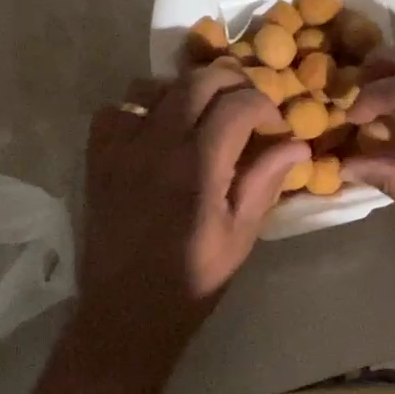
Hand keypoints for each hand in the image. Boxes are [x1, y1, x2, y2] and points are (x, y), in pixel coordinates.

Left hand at [80, 68, 309, 351]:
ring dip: (184, 91)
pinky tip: (155, 132)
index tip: (274, 127)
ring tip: (201, 114)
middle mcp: (158, 145)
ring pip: (153, 86)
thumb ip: (265, 181)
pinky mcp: (97, 159)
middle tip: (247, 105)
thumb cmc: (193, 280)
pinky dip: (139, 109)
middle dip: (232, 82)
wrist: (126, 312)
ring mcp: (121, 148)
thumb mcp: (241, 235)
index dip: (265, 106)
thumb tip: (297, 144)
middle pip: (198, 80)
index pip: (239, 104)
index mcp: (199, 167)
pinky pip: (116, 110)